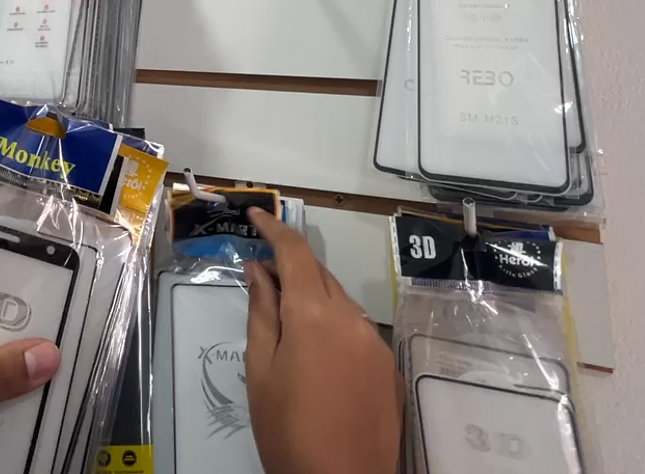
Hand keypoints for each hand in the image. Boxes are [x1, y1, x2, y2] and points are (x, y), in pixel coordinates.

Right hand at [243, 207, 399, 473]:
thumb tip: (259, 270)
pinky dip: (331, 319)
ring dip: (311, 292)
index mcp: (314, 315)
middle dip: (290, 263)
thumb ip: (261, 311)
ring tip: (283, 313)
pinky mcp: (388, 369)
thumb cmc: (288, 430)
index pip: (294, 252)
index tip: (256, 214)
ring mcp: (375, 344)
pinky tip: (313, 346)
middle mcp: (351, 319)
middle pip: (318, 272)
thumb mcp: (260, 369)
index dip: (274, 228)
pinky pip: (355, 326)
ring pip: (338, 298)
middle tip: (261, 273)